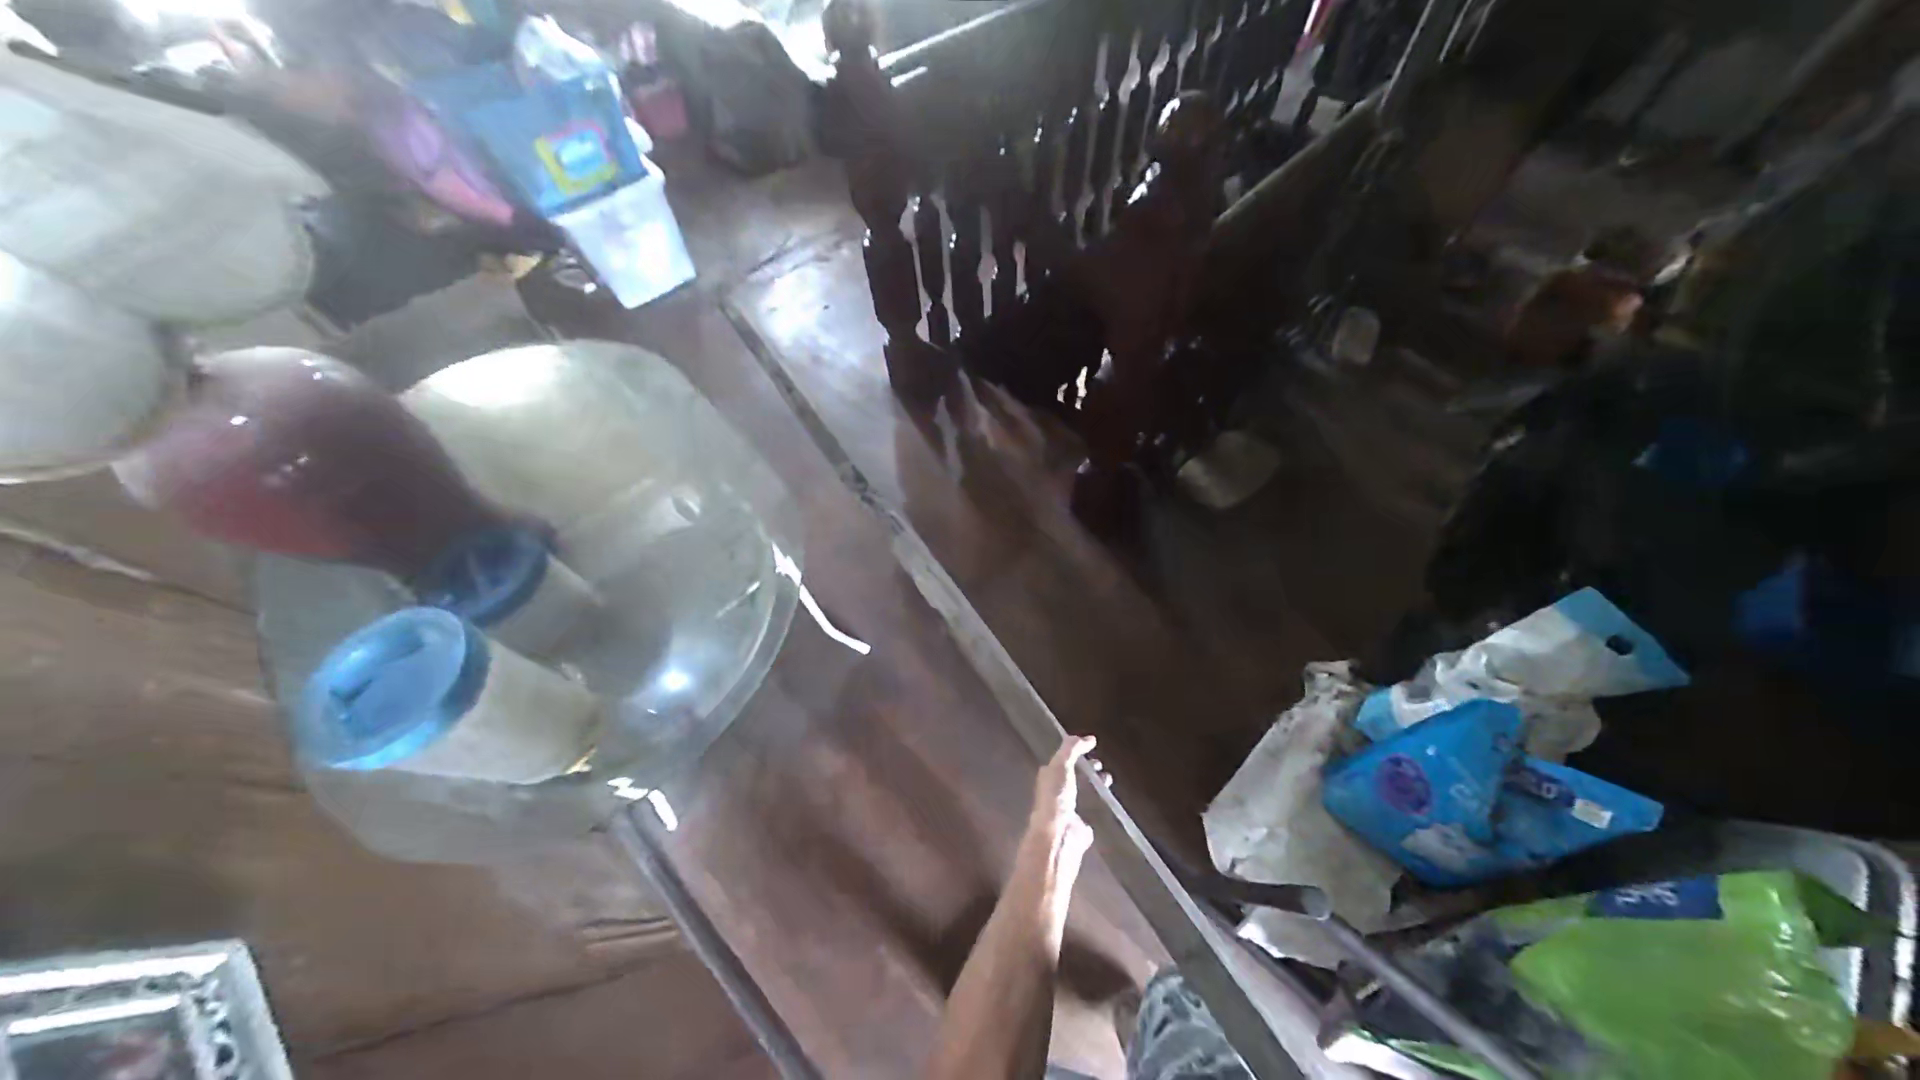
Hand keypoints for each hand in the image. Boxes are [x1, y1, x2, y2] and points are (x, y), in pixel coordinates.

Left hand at [1030, 735, 1102, 839]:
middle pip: (1075, 773)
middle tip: (1100, 764)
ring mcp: (1070, 807)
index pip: (1063, 759)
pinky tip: (1109, 798)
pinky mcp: (1081, 823)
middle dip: (1088, 767)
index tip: (1091, 747)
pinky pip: (1093, 808)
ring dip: (1096, 782)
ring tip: (1107, 779)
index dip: (1076, 752)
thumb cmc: (1056, 796)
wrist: (1059, 833)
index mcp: (1048, 776)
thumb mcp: (1061, 765)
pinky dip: (1101, 802)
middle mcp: (1057, 790)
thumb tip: (1090, 738)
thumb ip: (1072, 749)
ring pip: (1085, 790)